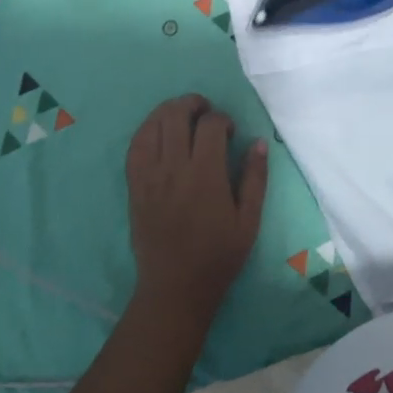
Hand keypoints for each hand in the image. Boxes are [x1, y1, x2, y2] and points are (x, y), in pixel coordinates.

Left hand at [125, 95, 266, 316]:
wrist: (175, 288)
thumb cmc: (218, 256)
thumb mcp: (249, 221)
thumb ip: (255, 178)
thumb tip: (258, 142)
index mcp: (206, 176)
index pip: (211, 125)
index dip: (223, 119)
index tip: (230, 132)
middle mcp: (174, 169)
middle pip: (176, 115)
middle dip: (193, 104)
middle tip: (206, 111)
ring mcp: (150, 176)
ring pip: (152, 125)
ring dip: (169, 111)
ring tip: (183, 115)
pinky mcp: (134, 186)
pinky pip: (134, 146)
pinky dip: (146, 130)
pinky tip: (158, 131)